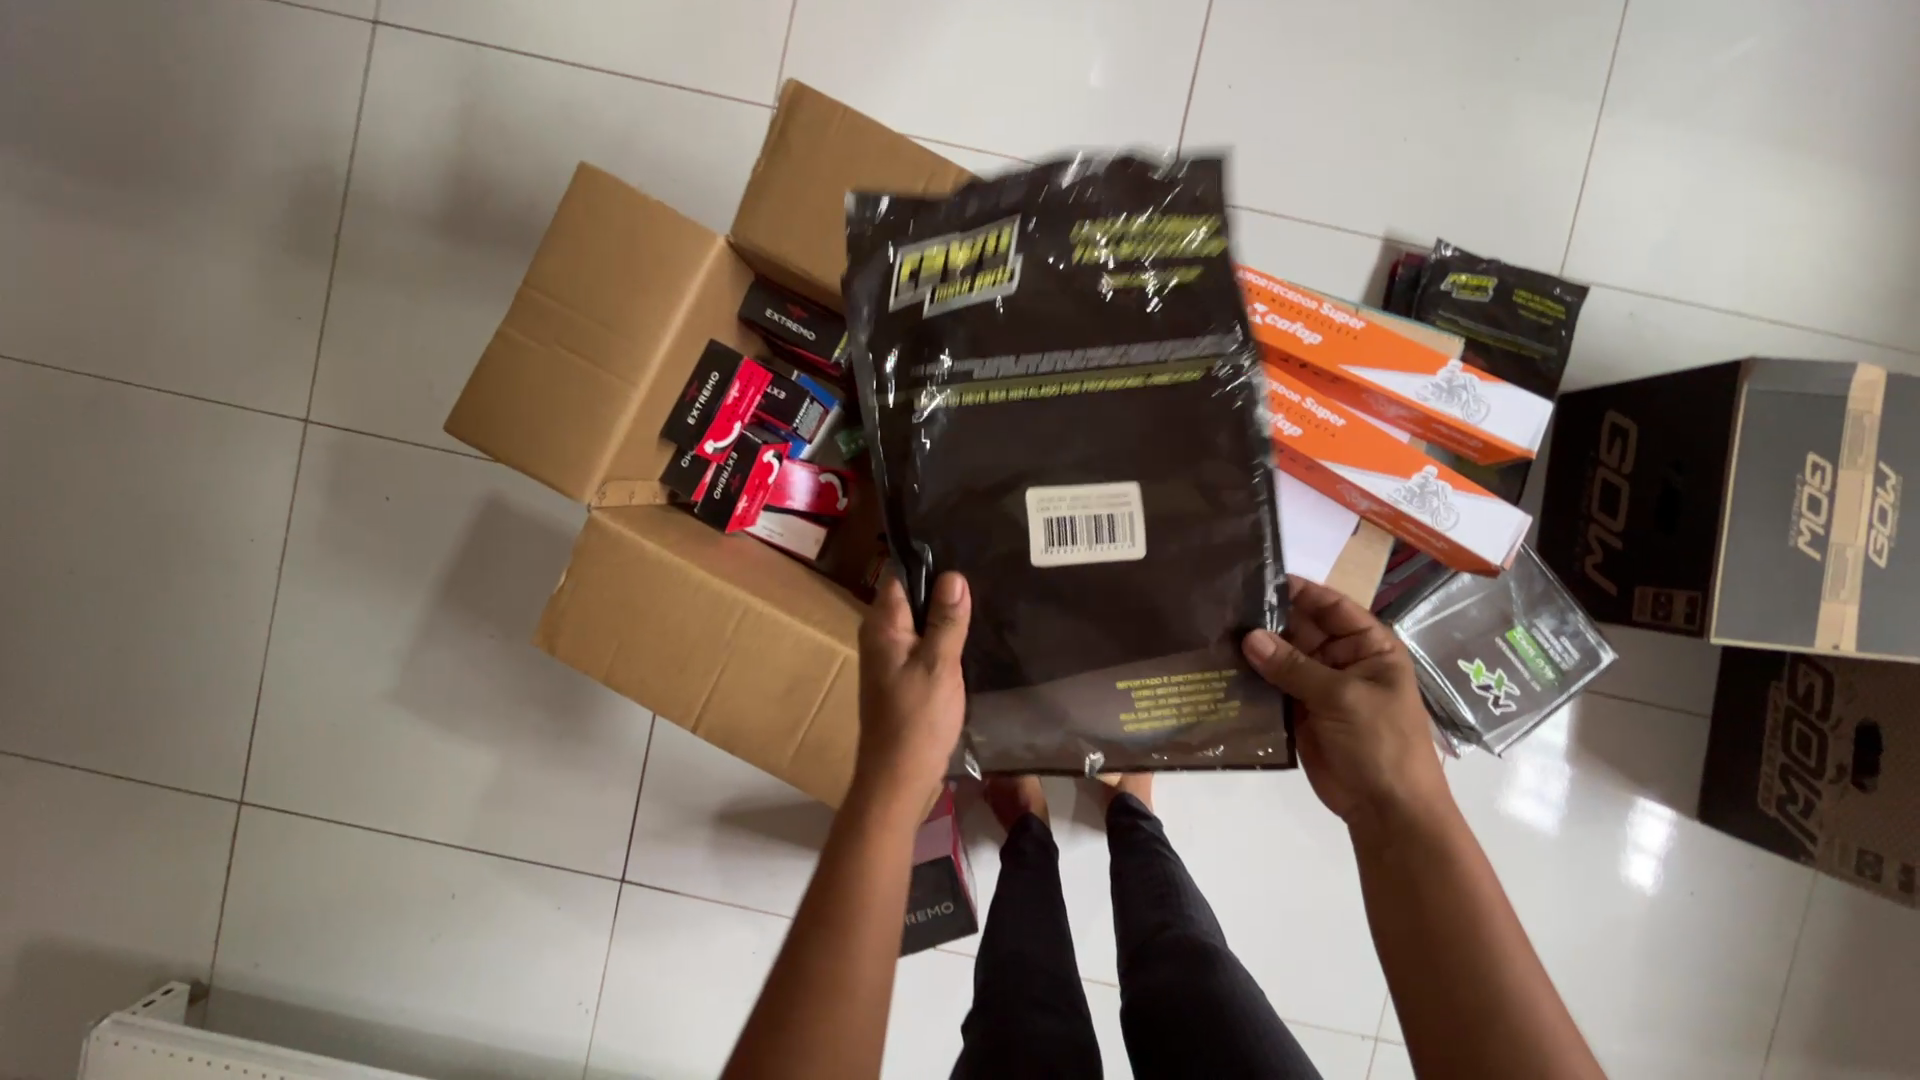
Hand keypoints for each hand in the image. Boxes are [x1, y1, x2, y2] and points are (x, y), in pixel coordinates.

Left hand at [853, 572, 970, 807]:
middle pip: (909, 597)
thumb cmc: (918, 719)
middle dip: (941, 590)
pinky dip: (941, 641)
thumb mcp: (939, 663)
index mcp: (881, 625)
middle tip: (982, 578)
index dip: (929, 564)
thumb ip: (946, 619)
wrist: (898, 778)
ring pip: (917, 623)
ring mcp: (888, 658)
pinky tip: (967, 640)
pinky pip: (920, 645)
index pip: (900, 576)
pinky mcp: (899, 678)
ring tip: (981, 604)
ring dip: (943, 617)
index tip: (964, 554)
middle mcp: (878, 636)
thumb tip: (953, 575)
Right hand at [1241, 576, 1447, 833]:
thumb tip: (1248, 637)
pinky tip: (1218, 668)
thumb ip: (1294, 666)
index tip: (1258, 576)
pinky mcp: (1297, 712)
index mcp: (1368, 647)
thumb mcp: (1342, 698)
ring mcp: (1317, 687)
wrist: (1386, 809)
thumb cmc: (1381, 743)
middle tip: (1222, 605)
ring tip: (1211, 632)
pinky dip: (1248, 680)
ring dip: (1252, 650)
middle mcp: (1341, 661)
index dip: (1299, 591)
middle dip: (1266, 620)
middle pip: (1299, 630)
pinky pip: (1269, 687)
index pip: (1331, 606)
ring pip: (1279, 658)